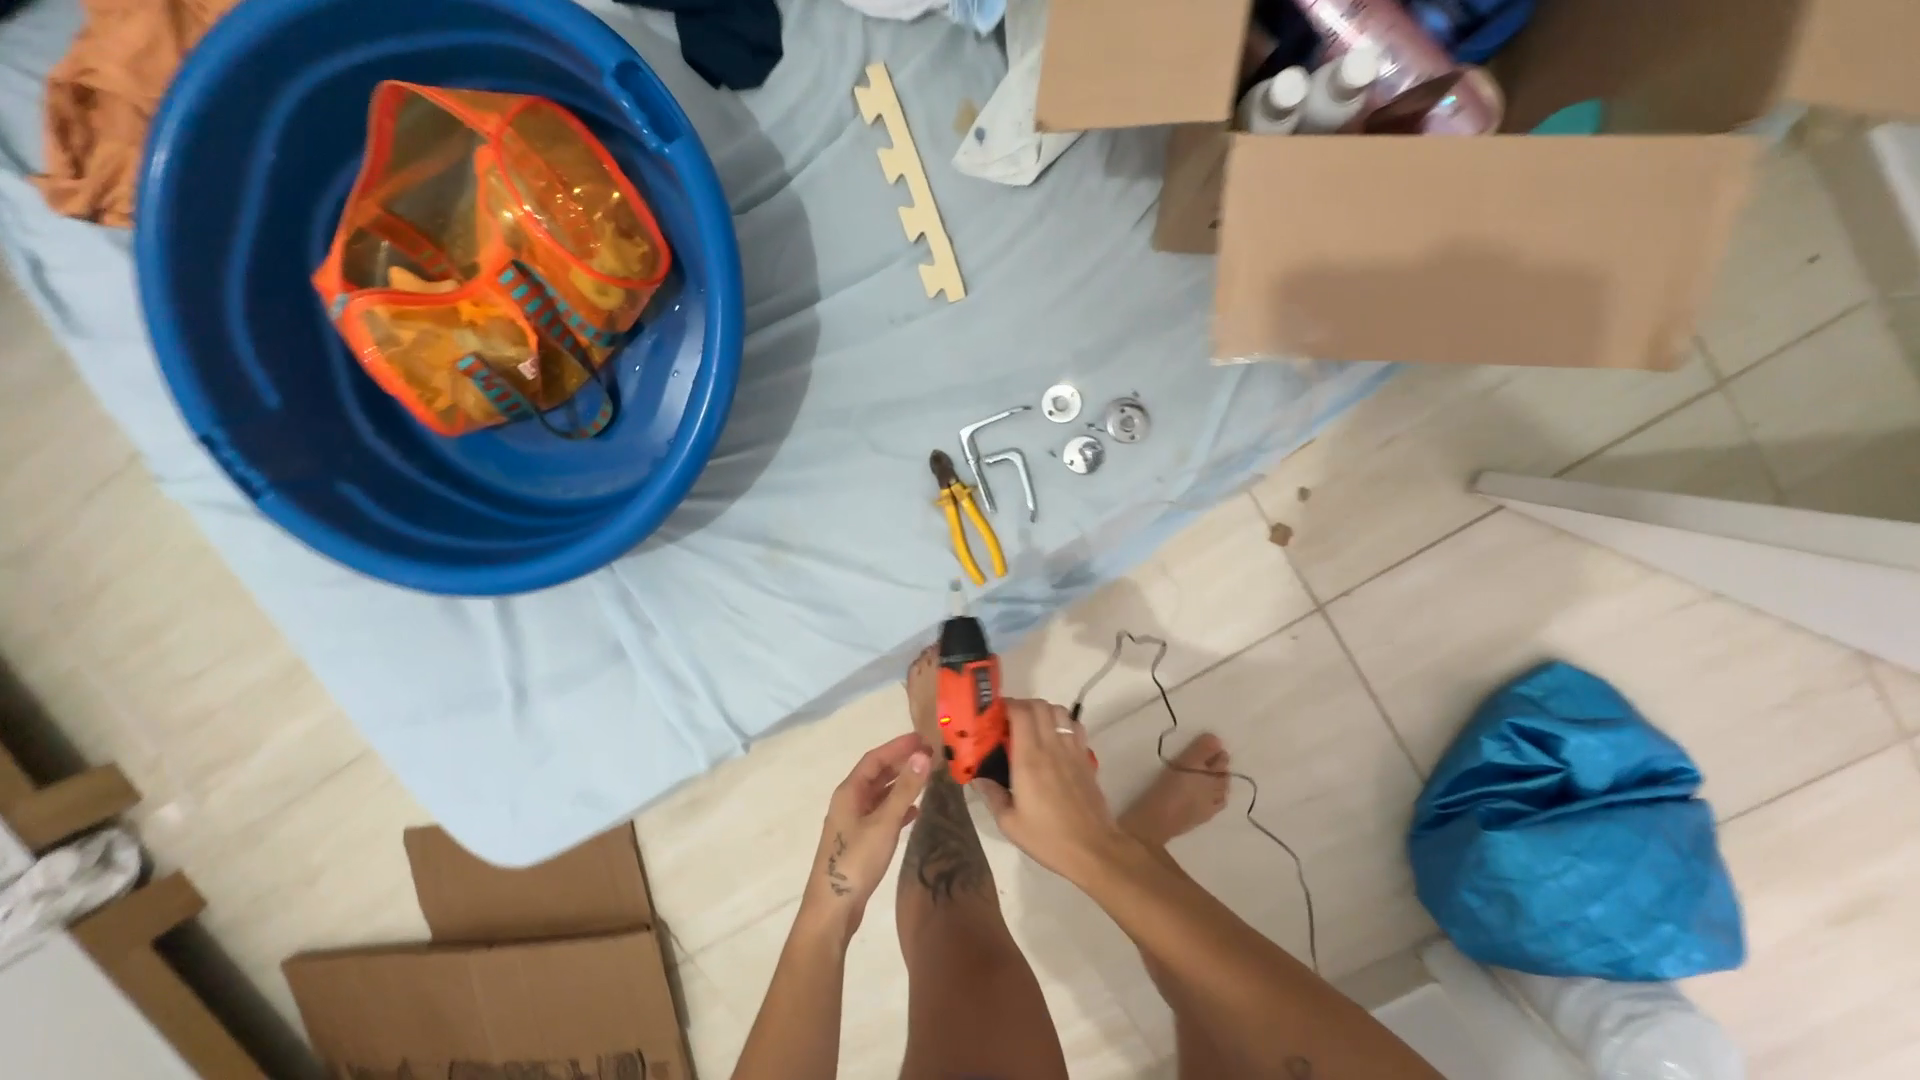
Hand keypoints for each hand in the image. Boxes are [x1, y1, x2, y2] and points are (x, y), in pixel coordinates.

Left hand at [800, 733, 932, 940]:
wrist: (833, 908)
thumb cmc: (856, 861)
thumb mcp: (884, 823)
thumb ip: (905, 789)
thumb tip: (923, 755)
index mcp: (848, 792)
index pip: (874, 759)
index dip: (898, 746)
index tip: (923, 738)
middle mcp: (848, 802)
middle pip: (876, 774)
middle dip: (901, 762)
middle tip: (929, 755)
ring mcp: (852, 823)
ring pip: (879, 794)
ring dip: (900, 784)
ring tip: (926, 778)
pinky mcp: (859, 841)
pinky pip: (881, 814)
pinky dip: (898, 808)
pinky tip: (914, 812)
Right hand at [975, 699, 1130, 882]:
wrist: (1092, 848)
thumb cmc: (1047, 837)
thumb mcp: (1009, 823)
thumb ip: (992, 795)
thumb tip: (979, 778)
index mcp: (1029, 759)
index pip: (1020, 713)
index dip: (1006, 705)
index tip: (994, 714)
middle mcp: (1052, 747)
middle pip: (1040, 706)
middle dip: (1022, 705)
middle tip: (1009, 720)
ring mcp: (1073, 750)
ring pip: (1059, 711)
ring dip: (1043, 711)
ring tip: (1032, 726)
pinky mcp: (1086, 758)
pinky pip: (1075, 727)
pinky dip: (1063, 723)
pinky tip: (1055, 739)